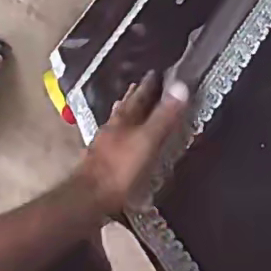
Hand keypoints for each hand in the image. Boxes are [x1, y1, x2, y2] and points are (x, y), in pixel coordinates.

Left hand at [74, 70, 189, 212]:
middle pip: (124, 108)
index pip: (138, 97)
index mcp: (123, 120)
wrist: (89, 197)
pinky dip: (119, 137)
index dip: (147, 86)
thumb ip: (164, 116)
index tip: (155, 73)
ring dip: (124, 115)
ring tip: (128, 109)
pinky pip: (112, 142)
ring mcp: (102, 146)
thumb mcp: (147, 140)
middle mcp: (111, 129)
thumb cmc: (121, 168)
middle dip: (133, 97)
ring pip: (115, 124)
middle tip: (139, 86)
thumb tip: (181, 87)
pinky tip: (119, 143)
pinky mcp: (99, 164)